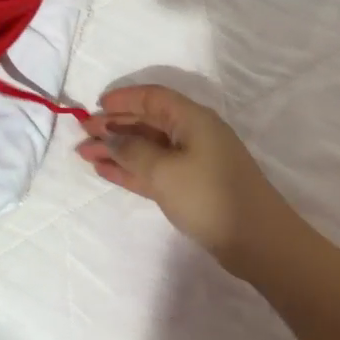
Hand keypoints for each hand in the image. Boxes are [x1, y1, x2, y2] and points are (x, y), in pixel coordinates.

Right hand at [75, 84, 298, 273]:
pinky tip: (106, 171)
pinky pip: (154, 169)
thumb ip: (132, 151)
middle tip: (81, 134)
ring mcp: (193, 161)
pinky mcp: (191, 187)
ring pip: (148, 148)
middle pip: (148, 122)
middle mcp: (193, 134)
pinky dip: (130, 168)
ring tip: (85, 155)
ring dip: (117, 150)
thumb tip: (110, 136)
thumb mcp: (164, 171)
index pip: (152, 97)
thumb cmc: (210, 196)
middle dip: (114, 126)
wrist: (258, 241)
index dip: (123, 99)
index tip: (94, 105)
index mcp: (192, 119)